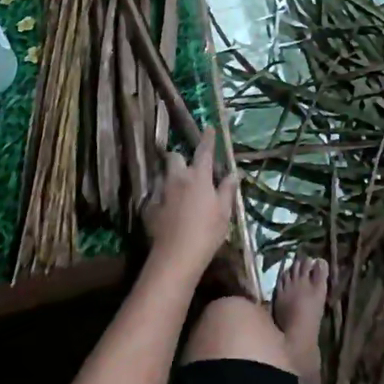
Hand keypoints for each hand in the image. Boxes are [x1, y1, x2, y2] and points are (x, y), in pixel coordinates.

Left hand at [143, 130, 239, 277]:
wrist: (176, 255)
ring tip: (177, 189)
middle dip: (179, 158)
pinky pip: (155, 195)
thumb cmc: (207, 232)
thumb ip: (227, 190)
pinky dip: (161, 197)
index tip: (209, 128)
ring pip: (162, 174)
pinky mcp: (150, 206)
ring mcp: (161, 191)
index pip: (204, 151)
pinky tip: (167, 209)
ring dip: (169, 177)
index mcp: (198, 176)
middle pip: (173, 157)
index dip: (207, 139)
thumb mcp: (224, 212)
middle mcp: (177, 178)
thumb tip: (233, 174)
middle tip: (187, 169)